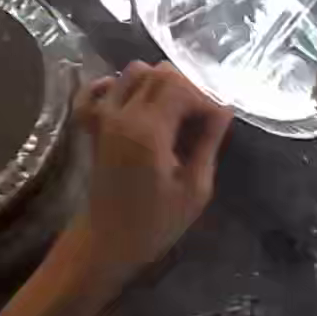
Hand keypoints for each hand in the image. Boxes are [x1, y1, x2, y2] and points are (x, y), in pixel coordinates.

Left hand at [69, 61, 230, 283]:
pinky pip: (98, 87)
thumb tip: (224, 109)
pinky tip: (134, 98)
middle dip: (187, 88)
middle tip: (200, 117)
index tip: (216, 123)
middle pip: (159, 73)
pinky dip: (117, 84)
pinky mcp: (92, 124)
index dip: (205, 99)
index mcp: (149, 131)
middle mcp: (123, 115)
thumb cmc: (154, 223)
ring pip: (134, 71)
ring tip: (174, 108)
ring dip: (158, 81)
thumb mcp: (194, 189)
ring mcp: (103, 117)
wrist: (105, 244)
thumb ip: (208, 142)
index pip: (181, 87)